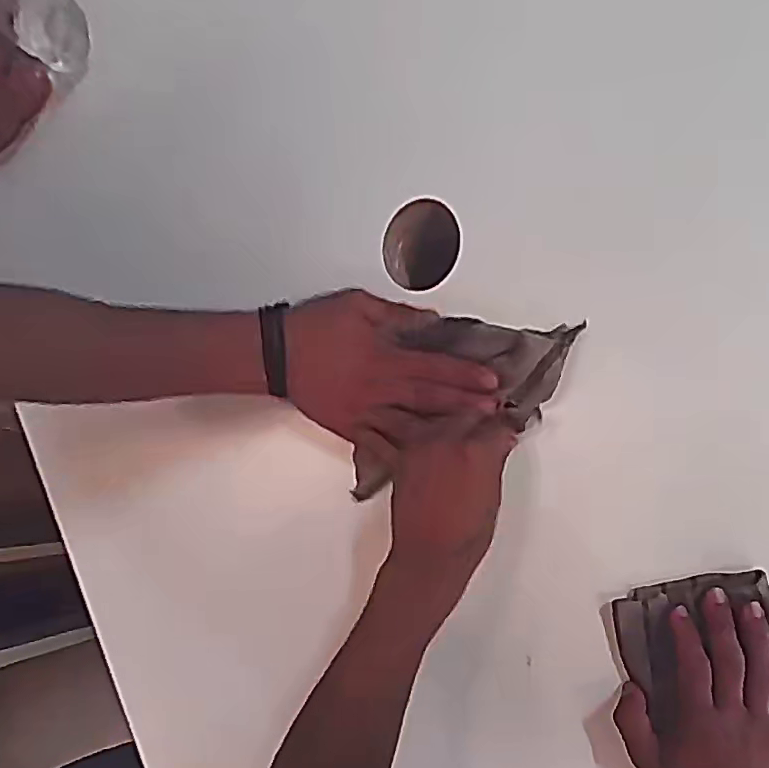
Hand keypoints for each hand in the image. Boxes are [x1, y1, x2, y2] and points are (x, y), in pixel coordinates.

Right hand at [284, 291, 499, 448]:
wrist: (274, 354)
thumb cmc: (314, 327)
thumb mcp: (358, 305)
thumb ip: (397, 316)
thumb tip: (431, 321)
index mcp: (384, 358)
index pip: (435, 367)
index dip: (465, 374)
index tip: (490, 381)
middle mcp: (379, 389)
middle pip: (430, 400)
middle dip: (465, 406)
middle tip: (494, 412)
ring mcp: (365, 413)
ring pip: (410, 426)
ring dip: (442, 433)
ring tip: (470, 438)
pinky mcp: (351, 428)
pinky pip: (380, 445)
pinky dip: (401, 453)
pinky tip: (423, 462)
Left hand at [386, 413, 517, 584]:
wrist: (428, 554)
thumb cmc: (462, 538)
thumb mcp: (492, 496)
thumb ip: (494, 462)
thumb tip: (498, 447)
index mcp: (478, 451)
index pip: (498, 423)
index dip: (506, 424)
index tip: (508, 425)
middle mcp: (447, 441)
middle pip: (470, 413)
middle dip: (482, 419)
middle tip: (490, 428)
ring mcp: (422, 446)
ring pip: (443, 418)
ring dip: (455, 422)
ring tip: (462, 435)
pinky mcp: (403, 455)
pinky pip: (417, 432)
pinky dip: (427, 433)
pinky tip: (434, 440)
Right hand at [614, 588, 768, 767]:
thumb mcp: (649, 762)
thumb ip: (634, 724)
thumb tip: (631, 690)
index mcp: (699, 718)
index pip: (693, 666)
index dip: (686, 636)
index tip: (680, 613)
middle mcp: (733, 713)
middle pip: (730, 659)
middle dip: (722, 623)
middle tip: (717, 597)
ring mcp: (763, 720)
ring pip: (763, 670)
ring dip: (757, 636)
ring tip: (751, 609)